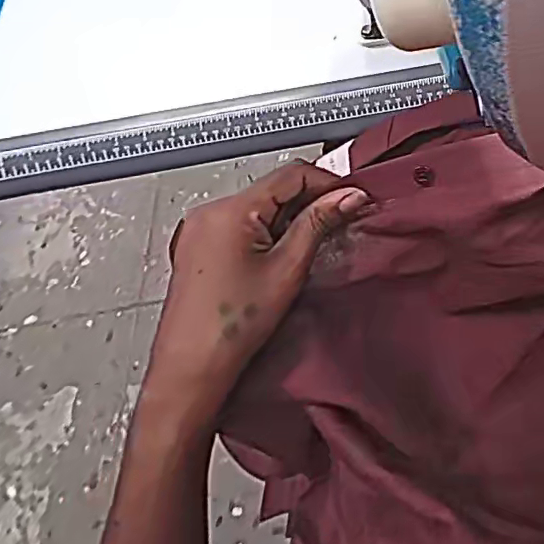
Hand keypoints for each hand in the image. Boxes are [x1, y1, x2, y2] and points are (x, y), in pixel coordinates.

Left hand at [147, 163, 370, 409]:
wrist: (190, 370)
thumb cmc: (231, 328)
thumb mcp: (288, 267)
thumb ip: (320, 222)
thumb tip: (348, 196)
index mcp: (230, 210)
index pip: (292, 174)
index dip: (328, 183)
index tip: (352, 198)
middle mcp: (210, 212)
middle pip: (276, 186)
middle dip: (311, 201)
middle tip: (340, 221)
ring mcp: (201, 228)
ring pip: (262, 204)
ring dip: (291, 217)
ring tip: (311, 245)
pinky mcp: (200, 244)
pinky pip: (244, 222)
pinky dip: (270, 230)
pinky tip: (283, 255)